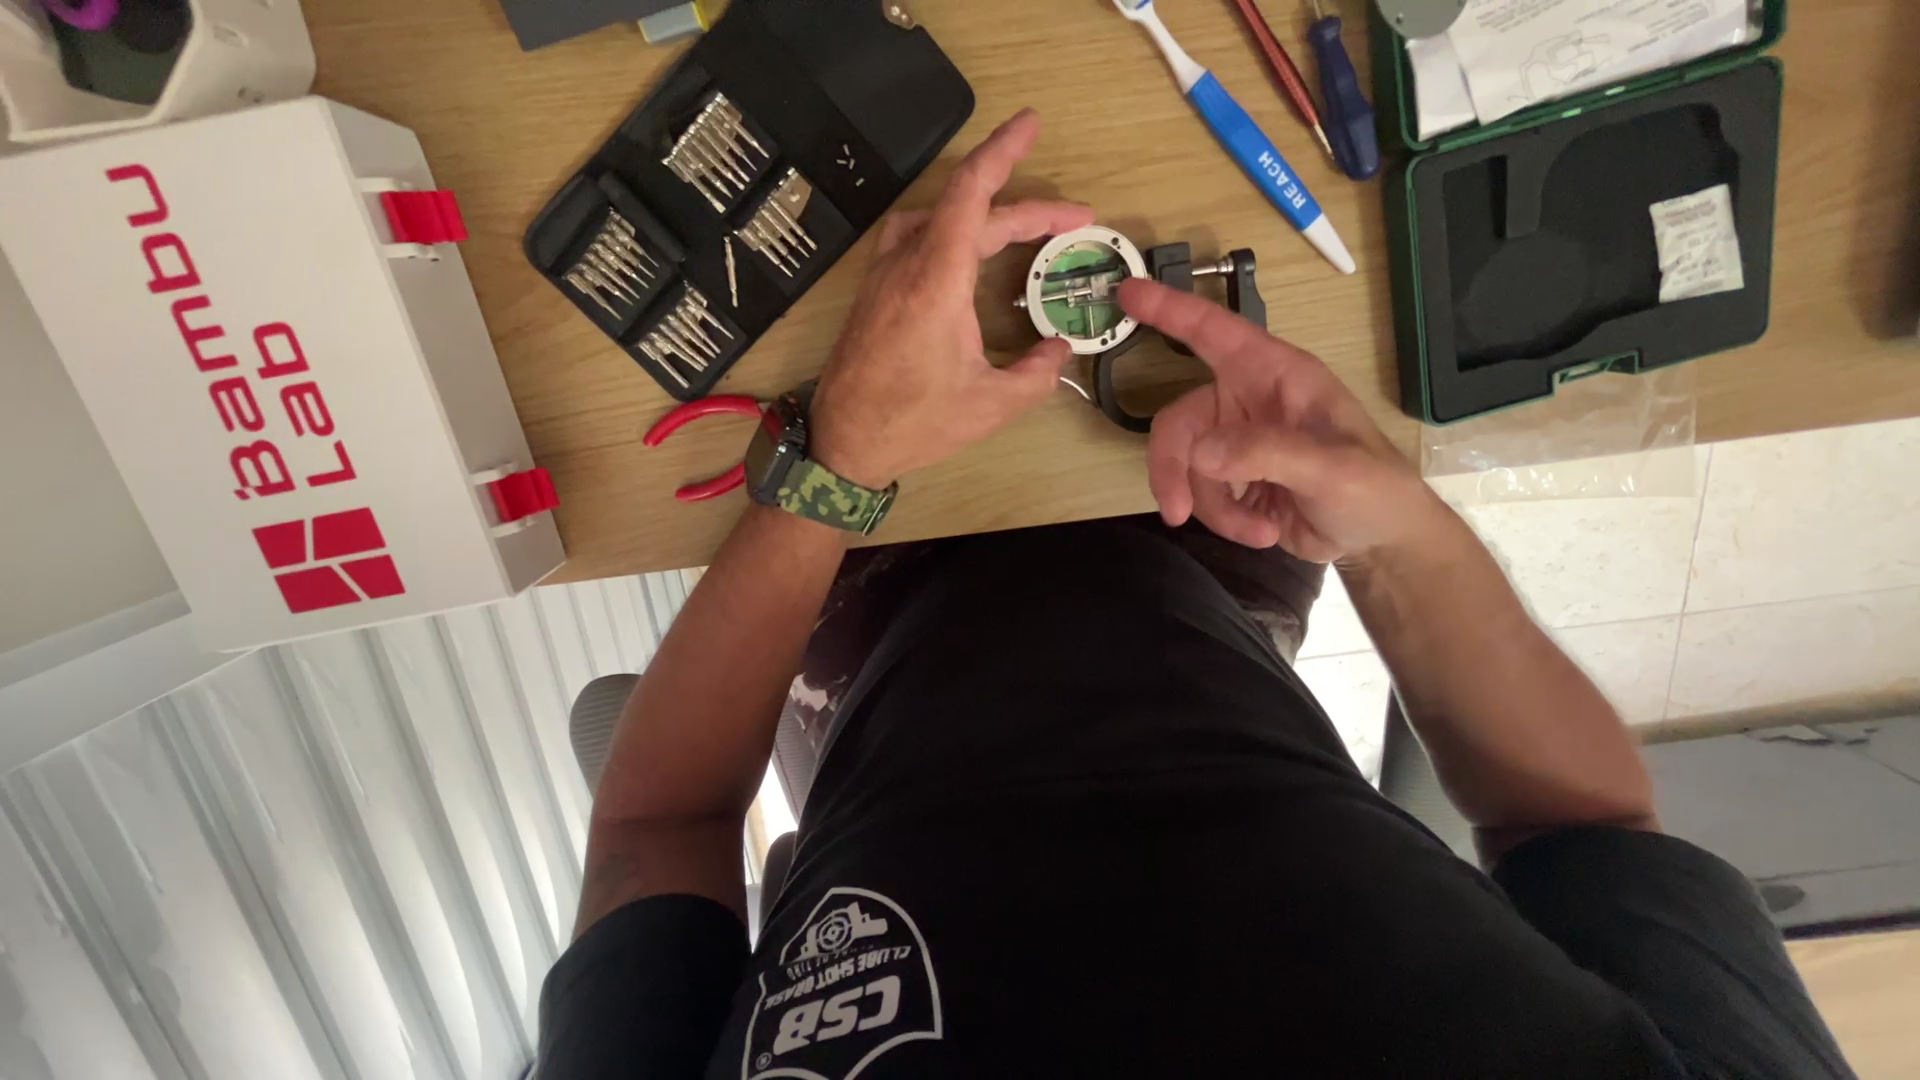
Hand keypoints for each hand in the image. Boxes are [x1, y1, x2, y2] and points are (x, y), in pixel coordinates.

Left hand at [808, 110, 1091, 488]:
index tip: (1031, 124)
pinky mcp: (873, 291)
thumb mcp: (990, 406)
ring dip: (984, 215)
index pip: (972, 194)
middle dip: (1026, 209)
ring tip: (1023, 230)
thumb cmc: (913, 424)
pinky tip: (963, 252)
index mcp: (937, 281)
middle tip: (1072, 222)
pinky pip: (913, 238)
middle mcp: (906, 264)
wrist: (843, 442)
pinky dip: (948, 229)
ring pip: (937, 218)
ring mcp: (884, 275)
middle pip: (969, 210)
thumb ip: (1036, 373)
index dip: (1004, 151)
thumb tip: (1059, 349)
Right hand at [1121, 278, 1445, 564]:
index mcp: (1276, 376)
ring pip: (1185, 467)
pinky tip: (1264, 531)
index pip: (1214, 333)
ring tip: (1258, 530)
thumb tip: (1200, 453)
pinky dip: (1223, 520)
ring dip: (1212, 506)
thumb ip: (1267, 452)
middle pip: (1179, 424)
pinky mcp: (1231, 481)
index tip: (1128, 292)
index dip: (1170, 310)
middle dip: (1173, 470)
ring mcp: (1235, 444)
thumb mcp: (1333, 468)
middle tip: (1177, 512)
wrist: (1380, 542)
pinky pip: (1199, 496)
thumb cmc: (1373, 488)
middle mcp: (1247, 403)